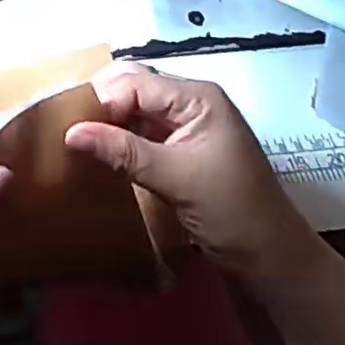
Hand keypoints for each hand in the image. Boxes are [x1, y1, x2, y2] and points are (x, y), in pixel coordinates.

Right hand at [64, 62, 322, 284]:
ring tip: (80, 137)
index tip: (74, 128)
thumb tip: (70, 133)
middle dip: (100, 102)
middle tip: (72, 127)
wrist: (274, 261)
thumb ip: (123, 151)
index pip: (134, 82)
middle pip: (131, 84)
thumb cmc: (234, 213)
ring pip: (131, 104)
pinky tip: (99, 149)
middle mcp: (189, 100)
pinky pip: (137, 126)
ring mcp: (183, 121)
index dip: (103, 101)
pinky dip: (116, 134)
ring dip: (106, 118)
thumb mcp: (175, 179)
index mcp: (197, 97)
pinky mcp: (176, 144)